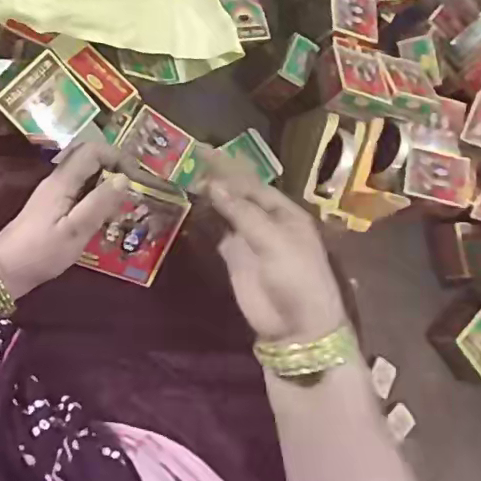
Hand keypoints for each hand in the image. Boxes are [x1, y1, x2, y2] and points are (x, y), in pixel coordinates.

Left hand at [0, 142, 130, 297]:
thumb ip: (100, 203)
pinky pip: (79, 191)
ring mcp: (52, 194)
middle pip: (88, 158)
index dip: (118, 156)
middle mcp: (57, 181)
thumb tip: (124, 179)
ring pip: (84, 175)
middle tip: (134, 188)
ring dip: (106, 183)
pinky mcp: (51, 207)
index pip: (93, 150)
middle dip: (114, 167)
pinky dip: (96, 196)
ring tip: (124, 204)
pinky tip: (105, 217)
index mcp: (62, 181)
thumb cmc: (41, 252)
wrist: (4, 270)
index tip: (136, 177)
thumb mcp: (75, 230)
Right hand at [203, 151, 348, 344]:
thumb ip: (243, 213)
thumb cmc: (296, 277)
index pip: (254, 185)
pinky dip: (204, 222)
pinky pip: (218, 234)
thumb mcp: (273, 241)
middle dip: (218, 180)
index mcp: (285, 213)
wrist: (296, 325)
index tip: (204, 155)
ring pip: (226, 213)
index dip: (230, 171)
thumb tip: (213, 185)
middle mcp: (267, 221)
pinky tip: (189, 209)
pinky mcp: (235, 258)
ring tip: (183, 179)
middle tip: (190, 162)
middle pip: (239, 195)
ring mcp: (250, 240)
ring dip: (208, 199)